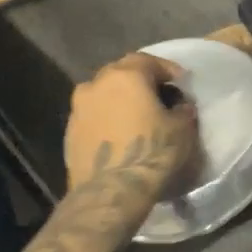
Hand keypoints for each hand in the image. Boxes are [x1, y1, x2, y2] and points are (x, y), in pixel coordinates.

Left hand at [65, 53, 198, 196]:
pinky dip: (108, 118)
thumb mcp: (182, 128)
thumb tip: (179, 106)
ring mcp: (78, 109)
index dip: (168, 69)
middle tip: (159, 95)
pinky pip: (94, 116)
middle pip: (121, 73)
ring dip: (121, 100)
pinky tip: (121, 133)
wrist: (112, 191)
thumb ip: (182, 109)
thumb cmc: (152, 151)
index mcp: (126, 76)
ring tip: (137, 116)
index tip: (182, 82)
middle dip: (141, 81)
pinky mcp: (69, 132)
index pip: (149, 61)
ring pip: (103, 94)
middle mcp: (96, 85)